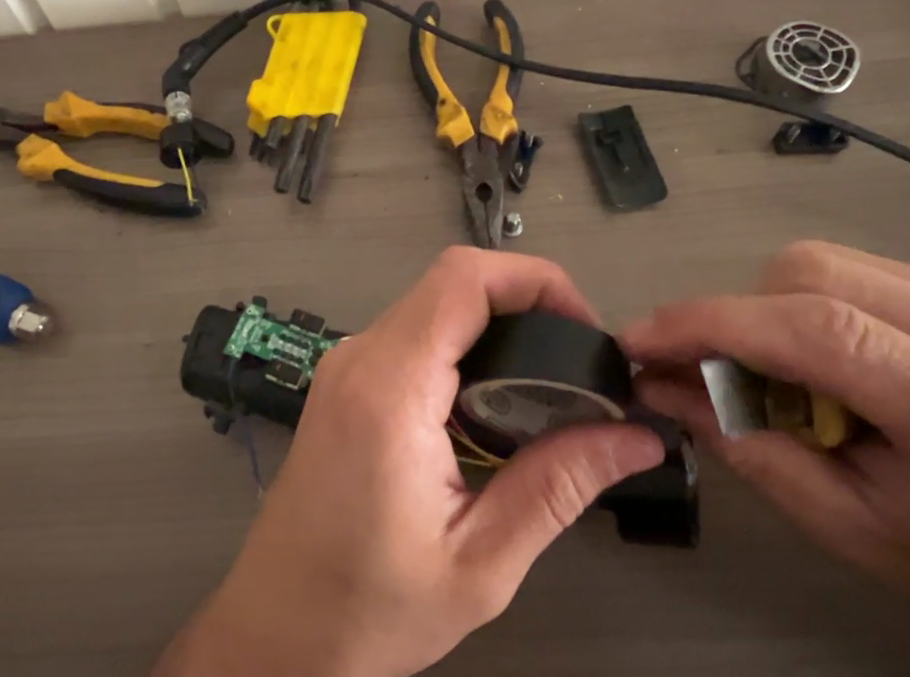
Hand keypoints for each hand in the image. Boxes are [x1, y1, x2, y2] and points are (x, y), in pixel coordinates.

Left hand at [155, 247, 663, 676]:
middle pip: (452, 285)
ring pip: (434, 309)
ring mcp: (346, 368)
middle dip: (528, 308)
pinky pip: (414, 338)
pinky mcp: (344, 385)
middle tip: (580, 372)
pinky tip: (496, 409)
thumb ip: (557, 487)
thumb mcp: (480, 561)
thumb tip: (633, 437)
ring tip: (549, 393)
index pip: (463, 279)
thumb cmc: (366, 607)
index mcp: (389, 389)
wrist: (276, 629)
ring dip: (497, 333)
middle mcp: (359, 359)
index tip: (587, 331)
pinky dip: (465, 353)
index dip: (536, 280)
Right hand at [625, 241, 909, 674]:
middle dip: (736, 316)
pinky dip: (810, 305)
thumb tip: (657, 380)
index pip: (823, 334)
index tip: (640, 341)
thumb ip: (744, 443)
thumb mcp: (840, 525)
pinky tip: (830, 359)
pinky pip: (855, 268)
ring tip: (780, 376)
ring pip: (827, 261)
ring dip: (770, 310)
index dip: (715, 325)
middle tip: (706, 370)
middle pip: (816, 275)